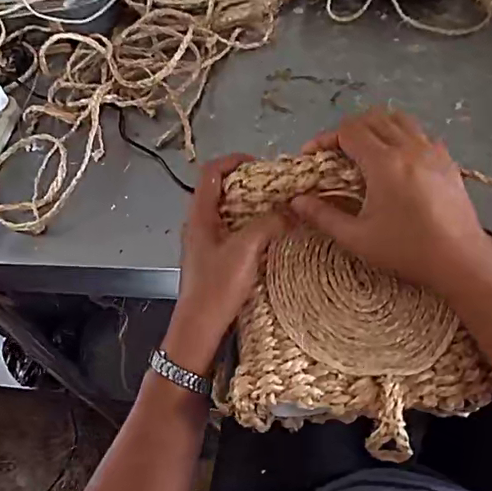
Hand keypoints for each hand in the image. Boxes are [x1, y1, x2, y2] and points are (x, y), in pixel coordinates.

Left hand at [167, 153, 288, 374]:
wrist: (199, 329)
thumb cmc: (216, 288)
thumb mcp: (246, 250)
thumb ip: (269, 224)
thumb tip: (292, 211)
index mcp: (199, 215)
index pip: (210, 172)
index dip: (233, 161)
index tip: (260, 163)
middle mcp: (198, 225)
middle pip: (220, 190)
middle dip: (248, 184)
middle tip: (275, 187)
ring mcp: (204, 243)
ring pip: (228, 212)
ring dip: (251, 206)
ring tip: (278, 209)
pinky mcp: (213, 260)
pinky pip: (232, 232)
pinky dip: (250, 226)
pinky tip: (270, 237)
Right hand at [291, 109, 491, 296]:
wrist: (461, 260)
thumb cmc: (406, 251)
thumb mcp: (357, 238)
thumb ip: (323, 216)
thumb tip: (296, 202)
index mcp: (384, 163)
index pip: (348, 131)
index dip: (325, 139)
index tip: (311, 155)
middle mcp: (409, 148)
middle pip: (373, 118)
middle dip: (347, 130)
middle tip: (334, 153)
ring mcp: (432, 151)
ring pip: (399, 120)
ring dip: (376, 128)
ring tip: (364, 151)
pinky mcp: (448, 161)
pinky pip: (420, 134)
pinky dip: (401, 137)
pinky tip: (396, 162)